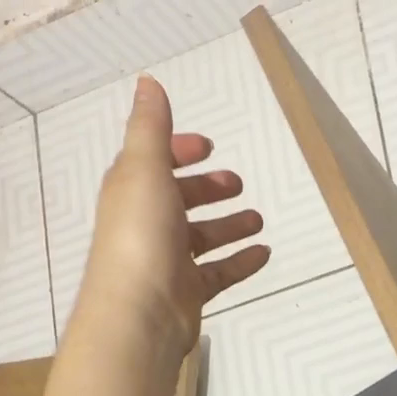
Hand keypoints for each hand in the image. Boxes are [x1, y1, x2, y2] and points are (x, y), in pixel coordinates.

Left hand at [72, 75, 272, 362]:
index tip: (209, 146)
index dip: (179, 150)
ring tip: (258, 220)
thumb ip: (152, 129)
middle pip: (180, 199)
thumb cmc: (141, 235)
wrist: (140, 311)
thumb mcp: (145, 170)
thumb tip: (149, 84)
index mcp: (132, 190)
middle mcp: (148, 222)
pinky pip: (220, 271)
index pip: (154, 161)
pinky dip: (241, 261)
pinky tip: (264, 253)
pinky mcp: (189, 290)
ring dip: (230, 225)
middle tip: (238, 184)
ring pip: (203, 237)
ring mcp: (169, 260)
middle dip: (208, 190)